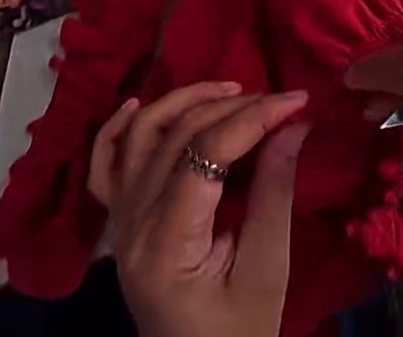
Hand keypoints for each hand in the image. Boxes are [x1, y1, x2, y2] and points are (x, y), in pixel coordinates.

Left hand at [88, 82, 310, 336]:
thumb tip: (296, 123)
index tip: (298, 99)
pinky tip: (140, 103)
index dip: (255, 116)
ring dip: (186, 100)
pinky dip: (118, 128)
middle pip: (179, 136)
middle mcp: (132, 225)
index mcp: (166, 245)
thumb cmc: (238, 332)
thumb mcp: (266, 269)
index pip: (207, 153)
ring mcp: (120, 220)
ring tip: (233, 89)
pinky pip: (105, 165)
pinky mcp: (121, 220)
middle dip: (236, 106)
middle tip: (281, 101)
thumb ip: (275, 191)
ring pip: (143, 135)